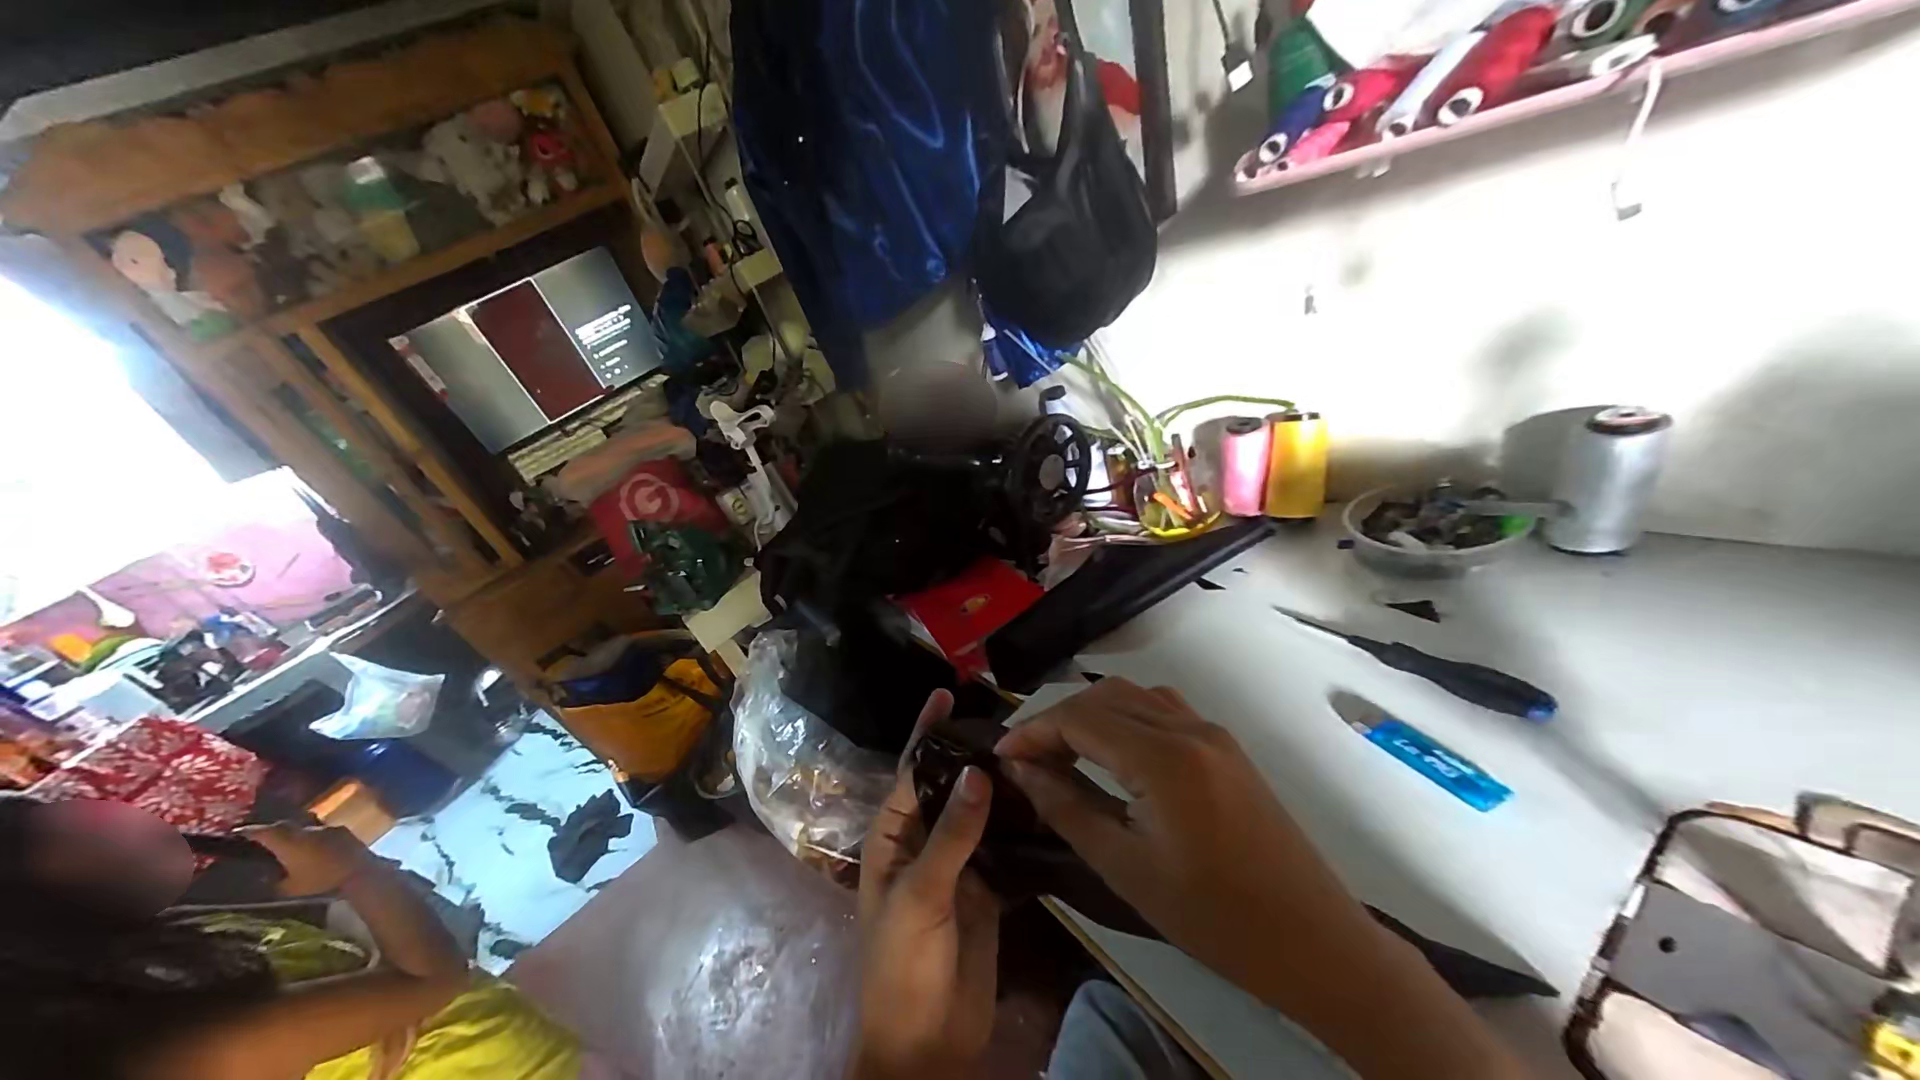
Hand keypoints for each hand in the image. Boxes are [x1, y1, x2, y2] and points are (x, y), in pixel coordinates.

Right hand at [240, 824, 375, 896]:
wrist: (359, 872)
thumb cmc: (320, 881)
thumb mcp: (288, 888)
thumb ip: (273, 880)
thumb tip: (266, 875)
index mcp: (290, 844)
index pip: (265, 832)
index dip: (250, 831)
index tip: (238, 832)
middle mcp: (308, 831)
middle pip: (284, 826)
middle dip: (270, 830)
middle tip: (258, 837)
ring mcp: (328, 828)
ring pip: (303, 827)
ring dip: (292, 834)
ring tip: (285, 844)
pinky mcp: (342, 831)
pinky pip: (320, 831)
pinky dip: (311, 837)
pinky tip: (310, 847)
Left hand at [851, 690, 1000, 1079]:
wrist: (928, 1042)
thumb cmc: (903, 963)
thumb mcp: (920, 894)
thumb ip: (951, 835)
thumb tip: (977, 772)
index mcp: (894, 835)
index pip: (913, 772)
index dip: (928, 734)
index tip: (946, 693)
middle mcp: (925, 841)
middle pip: (950, 787)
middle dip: (973, 755)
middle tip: (1014, 719)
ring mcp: (959, 864)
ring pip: (980, 814)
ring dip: (1001, 787)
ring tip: (1036, 749)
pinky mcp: (989, 887)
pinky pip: (1005, 846)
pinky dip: (1022, 826)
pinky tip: (1049, 801)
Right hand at [992, 677, 1379, 1003]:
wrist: (1313, 941)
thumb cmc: (1213, 917)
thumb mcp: (1126, 867)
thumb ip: (1066, 807)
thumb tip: (1021, 769)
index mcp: (1164, 759)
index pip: (1079, 718)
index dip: (1033, 731)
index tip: (1001, 755)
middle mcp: (1189, 729)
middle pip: (1104, 696)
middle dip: (1058, 719)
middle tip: (1028, 759)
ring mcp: (1213, 733)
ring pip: (1134, 696)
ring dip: (1091, 713)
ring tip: (1064, 754)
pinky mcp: (1226, 746)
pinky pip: (1163, 709)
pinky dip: (1126, 716)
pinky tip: (1115, 752)